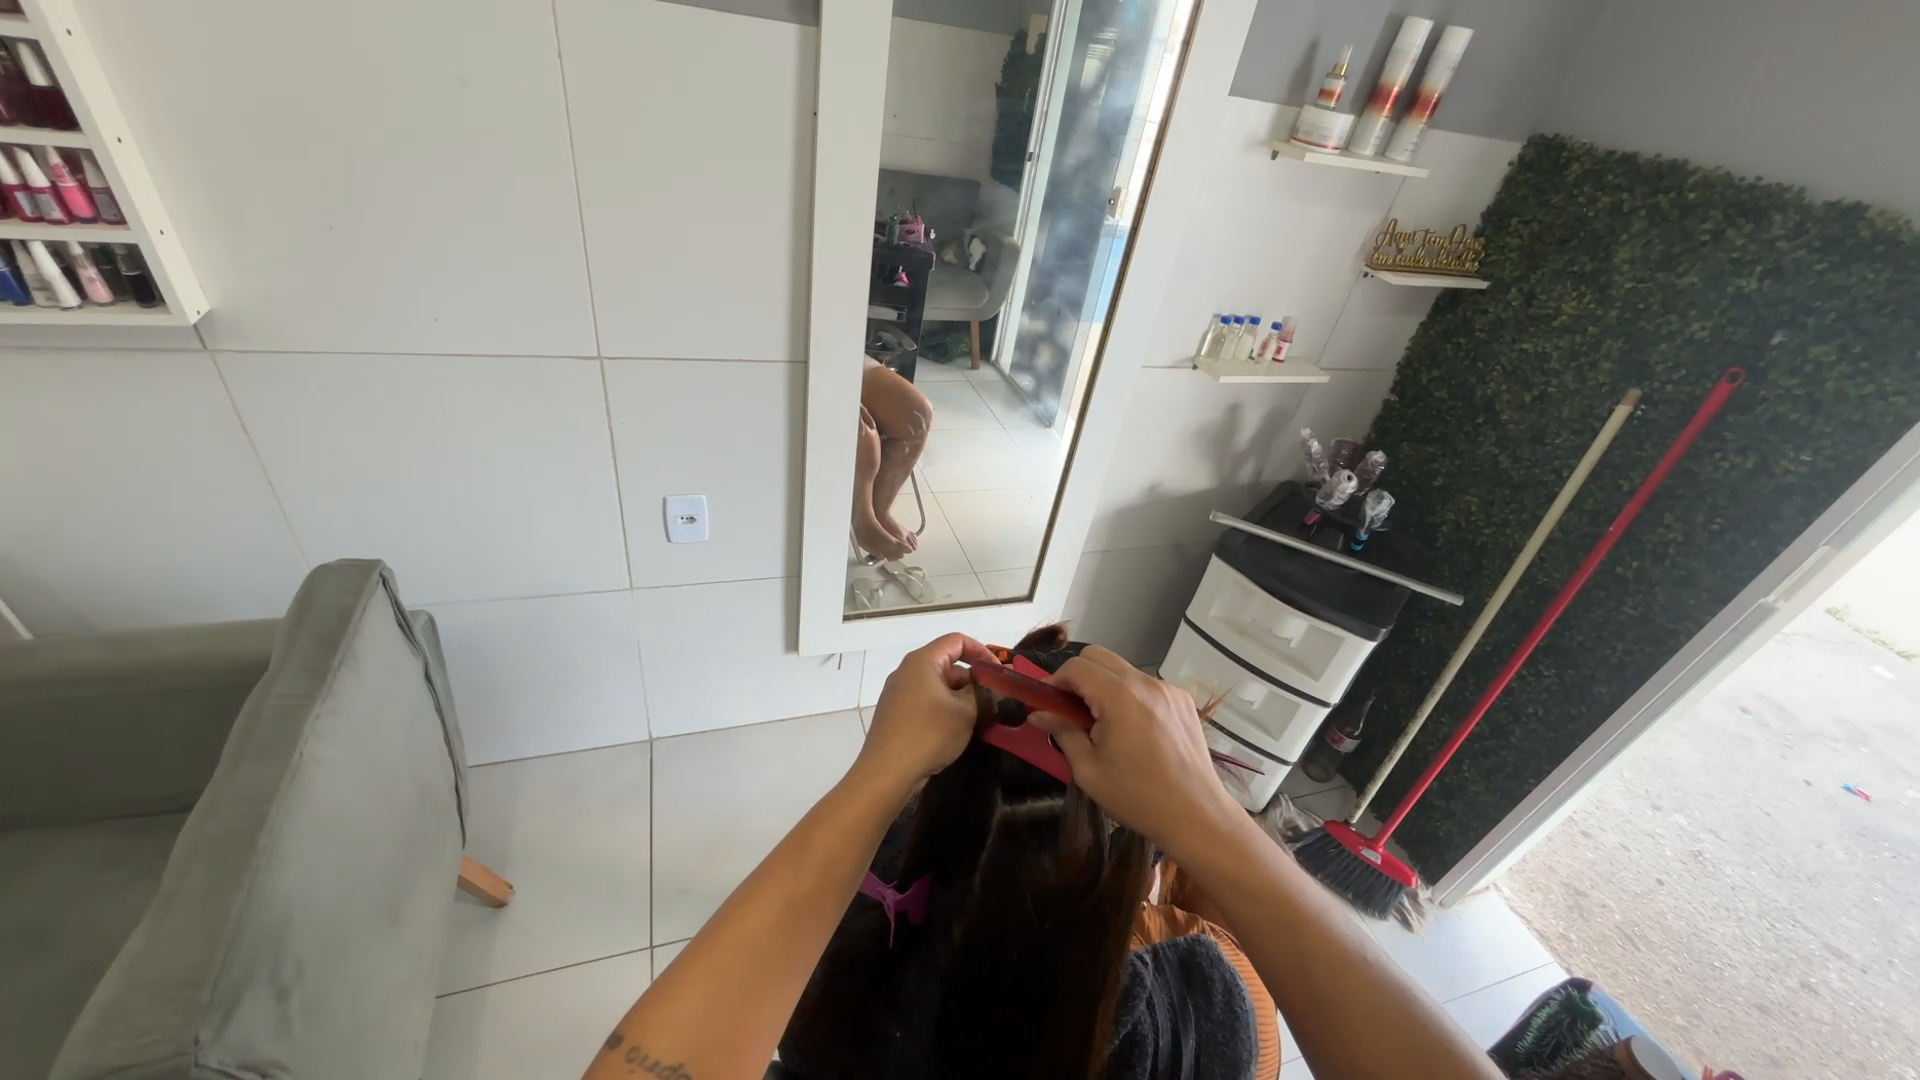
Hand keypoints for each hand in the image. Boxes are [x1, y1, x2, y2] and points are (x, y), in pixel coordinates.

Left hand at [855, 633, 996, 793]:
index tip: (998, 673)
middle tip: (994, 702)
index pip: (957, 641)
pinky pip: (926, 702)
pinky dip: (944, 710)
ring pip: (938, 686)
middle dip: (973, 681)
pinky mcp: (895, 714)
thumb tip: (990, 686)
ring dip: (960, 699)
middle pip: (947, 664)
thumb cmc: (928, 734)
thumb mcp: (966, 711)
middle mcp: (907, 671)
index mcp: (922, 661)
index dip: (982, 652)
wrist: (886, 772)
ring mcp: (898, 693)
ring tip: (979, 720)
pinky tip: (955, 732)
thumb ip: (982, 692)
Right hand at [1027, 647, 1240, 853]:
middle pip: (1099, 656)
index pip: (1077, 666)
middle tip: (1069, 708)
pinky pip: (1145, 684)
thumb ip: (1062, 732)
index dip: (1054, 680)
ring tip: (1102, 723)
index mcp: (1120, 697)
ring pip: (1123, 669)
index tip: (1045, 703)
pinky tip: (1133, 729)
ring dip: (1104, 685)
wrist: (1197, 816)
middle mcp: (1146, 683)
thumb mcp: (1088, 770)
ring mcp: (1168, 689)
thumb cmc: (1137, 797)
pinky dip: (1129, 695)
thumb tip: (1038, 714)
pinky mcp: (1183, 700)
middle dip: (1077, 676)